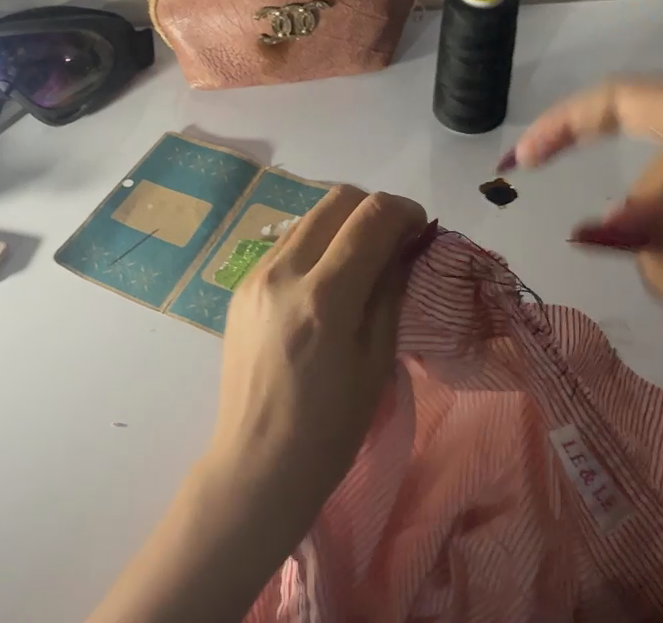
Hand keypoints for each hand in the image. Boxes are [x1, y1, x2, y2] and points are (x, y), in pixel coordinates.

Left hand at [88, 185, 427, 622]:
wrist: (258, 463)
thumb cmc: (330, 426)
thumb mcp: (377, 360)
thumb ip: (390, 289)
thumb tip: (405, 244)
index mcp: (325, 297)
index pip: (371, 216)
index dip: (405, 212)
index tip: (421, 231)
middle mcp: (284, 272)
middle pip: (337, 199)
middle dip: (375, 208)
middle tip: (396, 240)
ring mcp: (255, 276)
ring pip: (310, 216)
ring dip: (344, 223)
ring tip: (363, 260)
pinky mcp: (240, 286)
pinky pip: (287, 243)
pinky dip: (317, 244)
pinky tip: (328, 280)